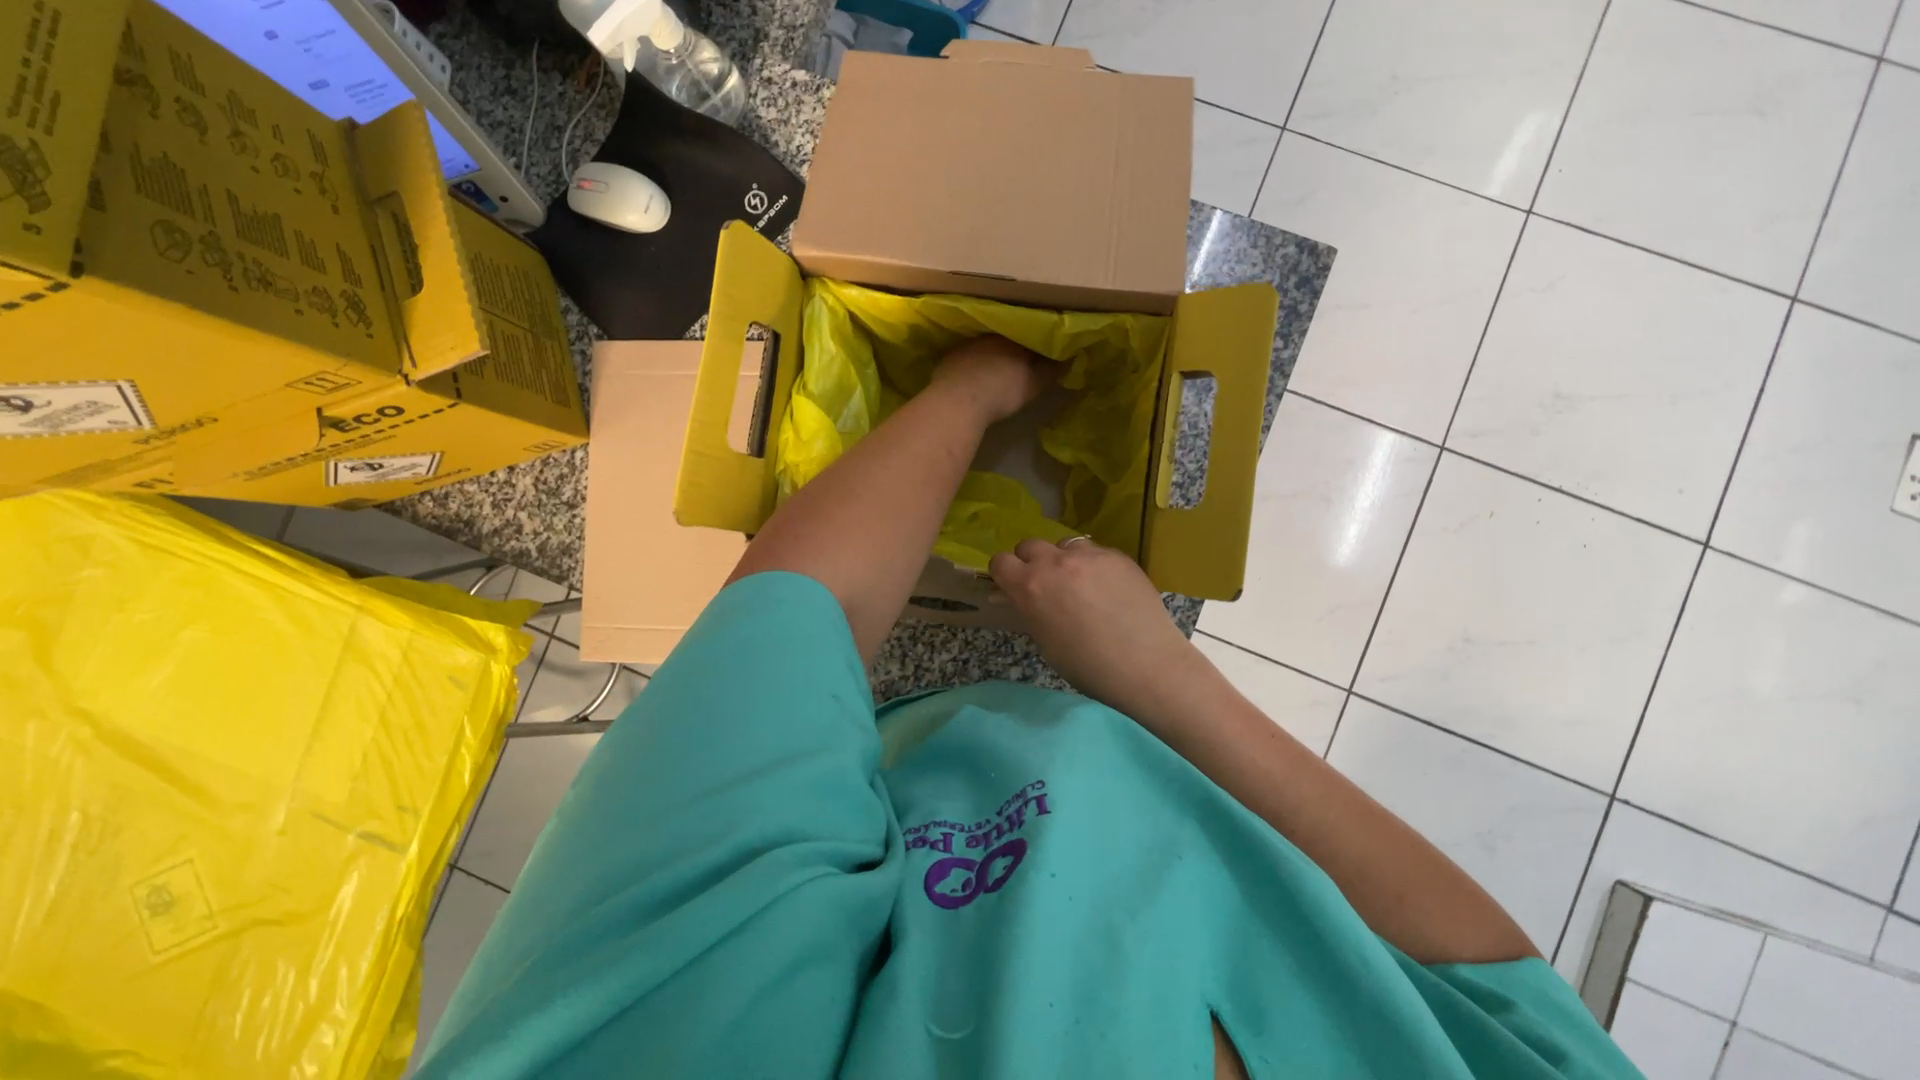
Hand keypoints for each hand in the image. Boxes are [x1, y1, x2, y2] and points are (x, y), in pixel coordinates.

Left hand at [929, 335, 1055, 425]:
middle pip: (1007, 339)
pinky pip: (966, 356)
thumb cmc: (1001, 393)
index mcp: (1014, 339)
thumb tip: (1067, 360)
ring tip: (995, 369)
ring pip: (985, 346)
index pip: (1031, 337)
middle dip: (1014, 348)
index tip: (1042, 356)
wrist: (957, 402)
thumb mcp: (1032, 385)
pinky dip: (972, 363)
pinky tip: (973, 376)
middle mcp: (990, 336)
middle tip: (1019, 363)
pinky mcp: (949, 357)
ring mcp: (967, 345)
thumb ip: (1050, 371)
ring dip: (991, 354)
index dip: (1038, 347)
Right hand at [989, 537, 1208, 713]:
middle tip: (1046, 586)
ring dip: (1063, 559)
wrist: (1146, 664)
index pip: (1000, 562)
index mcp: (1031, 586)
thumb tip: (1020, 598)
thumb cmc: (1087, 666)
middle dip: (1031, 562)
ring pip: (1064, 544)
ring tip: (1080, 584)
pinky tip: (1108, 589)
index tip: (1012, 587)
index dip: (1003, 574)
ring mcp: (1090, 555)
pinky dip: (1093, 565)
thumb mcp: (1046, 642)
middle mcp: (1056, 562)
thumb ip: (1030, 611)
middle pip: (1030, 545)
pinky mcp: (1118, 556)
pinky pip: (1095, 552)